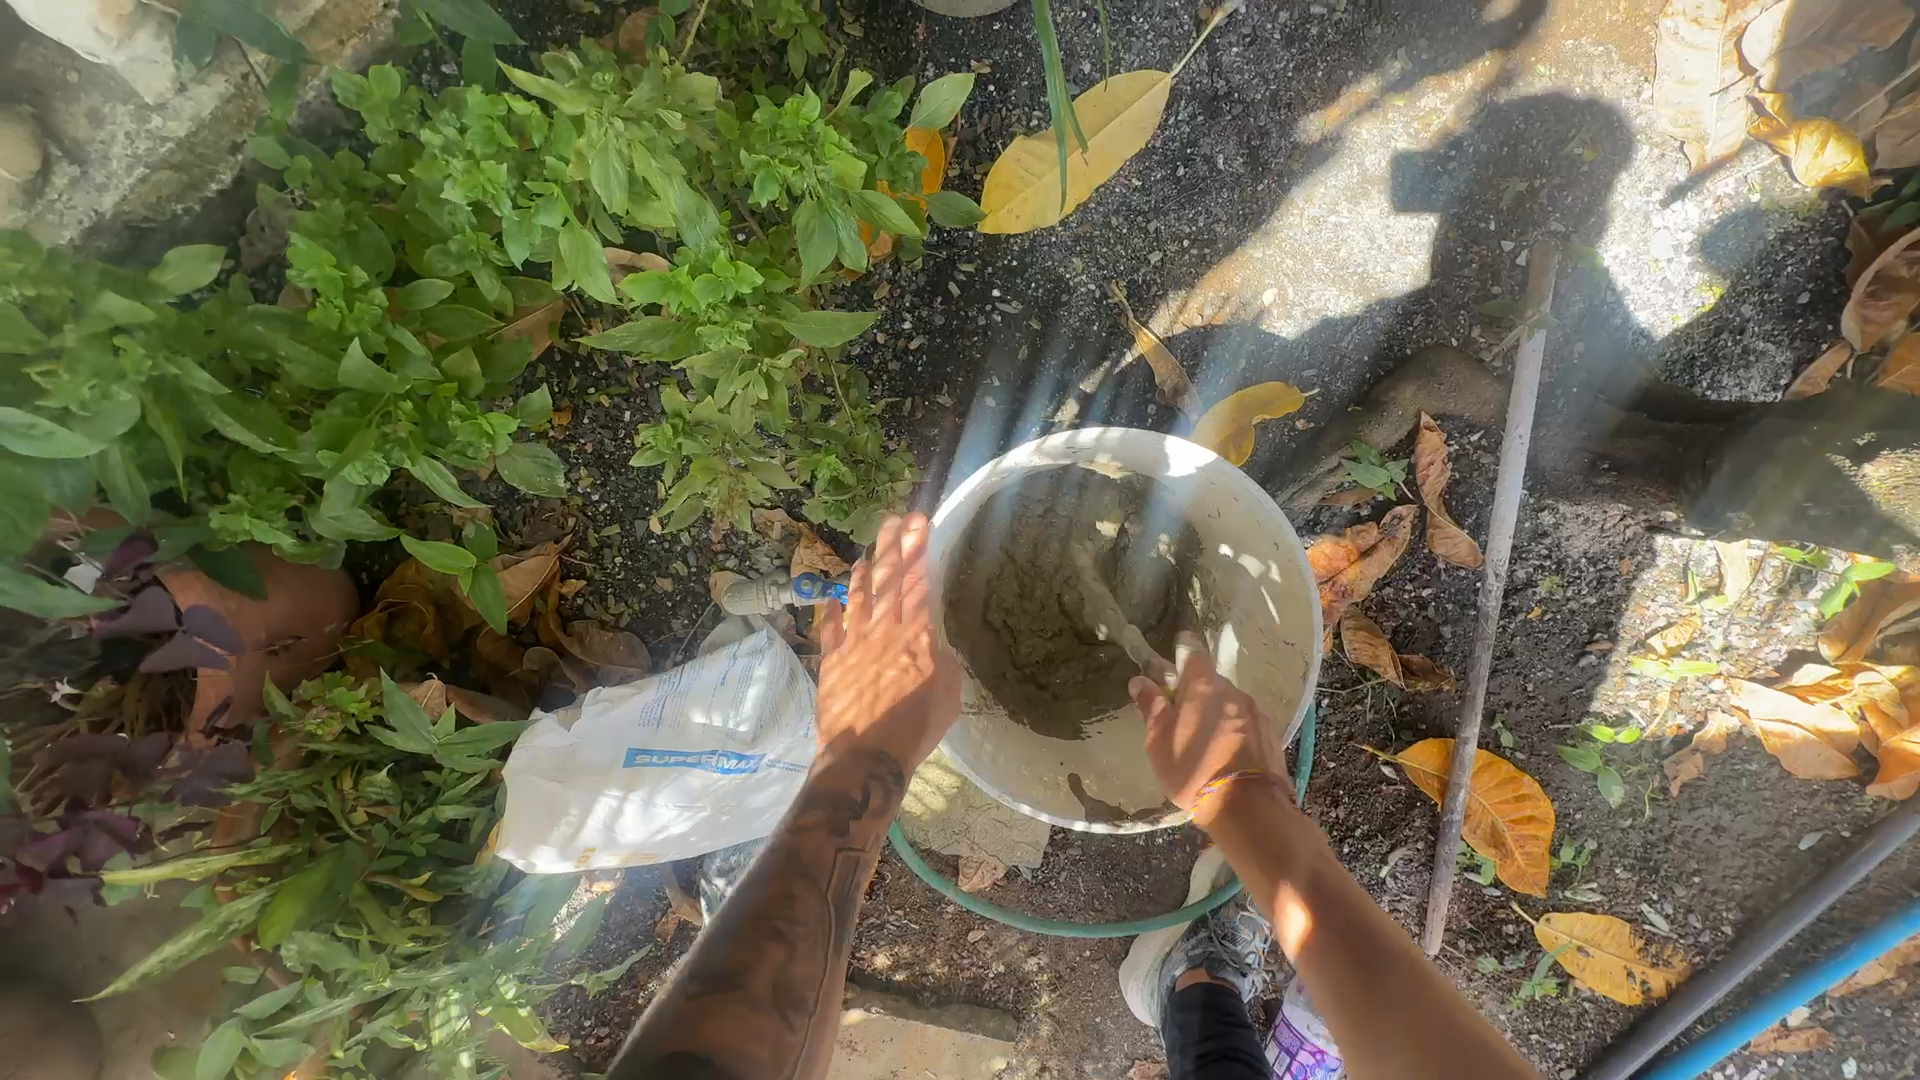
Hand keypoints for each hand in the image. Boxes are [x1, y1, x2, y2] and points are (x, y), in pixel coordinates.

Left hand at [816, 512, 961, 771]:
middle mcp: (882, 632)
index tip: (920, 525)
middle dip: (893, 548)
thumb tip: (937, 644)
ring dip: (864, 573)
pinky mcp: (831, 662)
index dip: (920, 553)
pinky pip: (830, 629)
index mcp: (915, 638)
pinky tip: (833, 597)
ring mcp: (853, 645)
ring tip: (868, 552)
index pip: (918, 585)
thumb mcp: (948, 696)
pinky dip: (832, 610)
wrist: (865, 756)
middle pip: (888, 582)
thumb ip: (945, 663)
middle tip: (896, 520)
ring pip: (859, 599)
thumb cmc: (915, 729)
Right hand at [1130, 632, 1289, 817]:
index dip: (1179, 654)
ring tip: (1203, 742)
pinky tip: (1225, 754)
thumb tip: (1140, 680)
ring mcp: (1256, 712)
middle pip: (1210, 680)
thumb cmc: (1193, 770)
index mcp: (1203, 685)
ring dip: (1215, 713)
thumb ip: (1151, 706)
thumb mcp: (1158, 741)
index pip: (1192, 651)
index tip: (1168, 668)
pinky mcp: (1270, 735)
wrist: (1249, 811)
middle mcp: (1233, 691)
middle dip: (1195, 692)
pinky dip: (1233, 730)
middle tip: (1179, 717)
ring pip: (1228, 702)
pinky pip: (1245, 722)